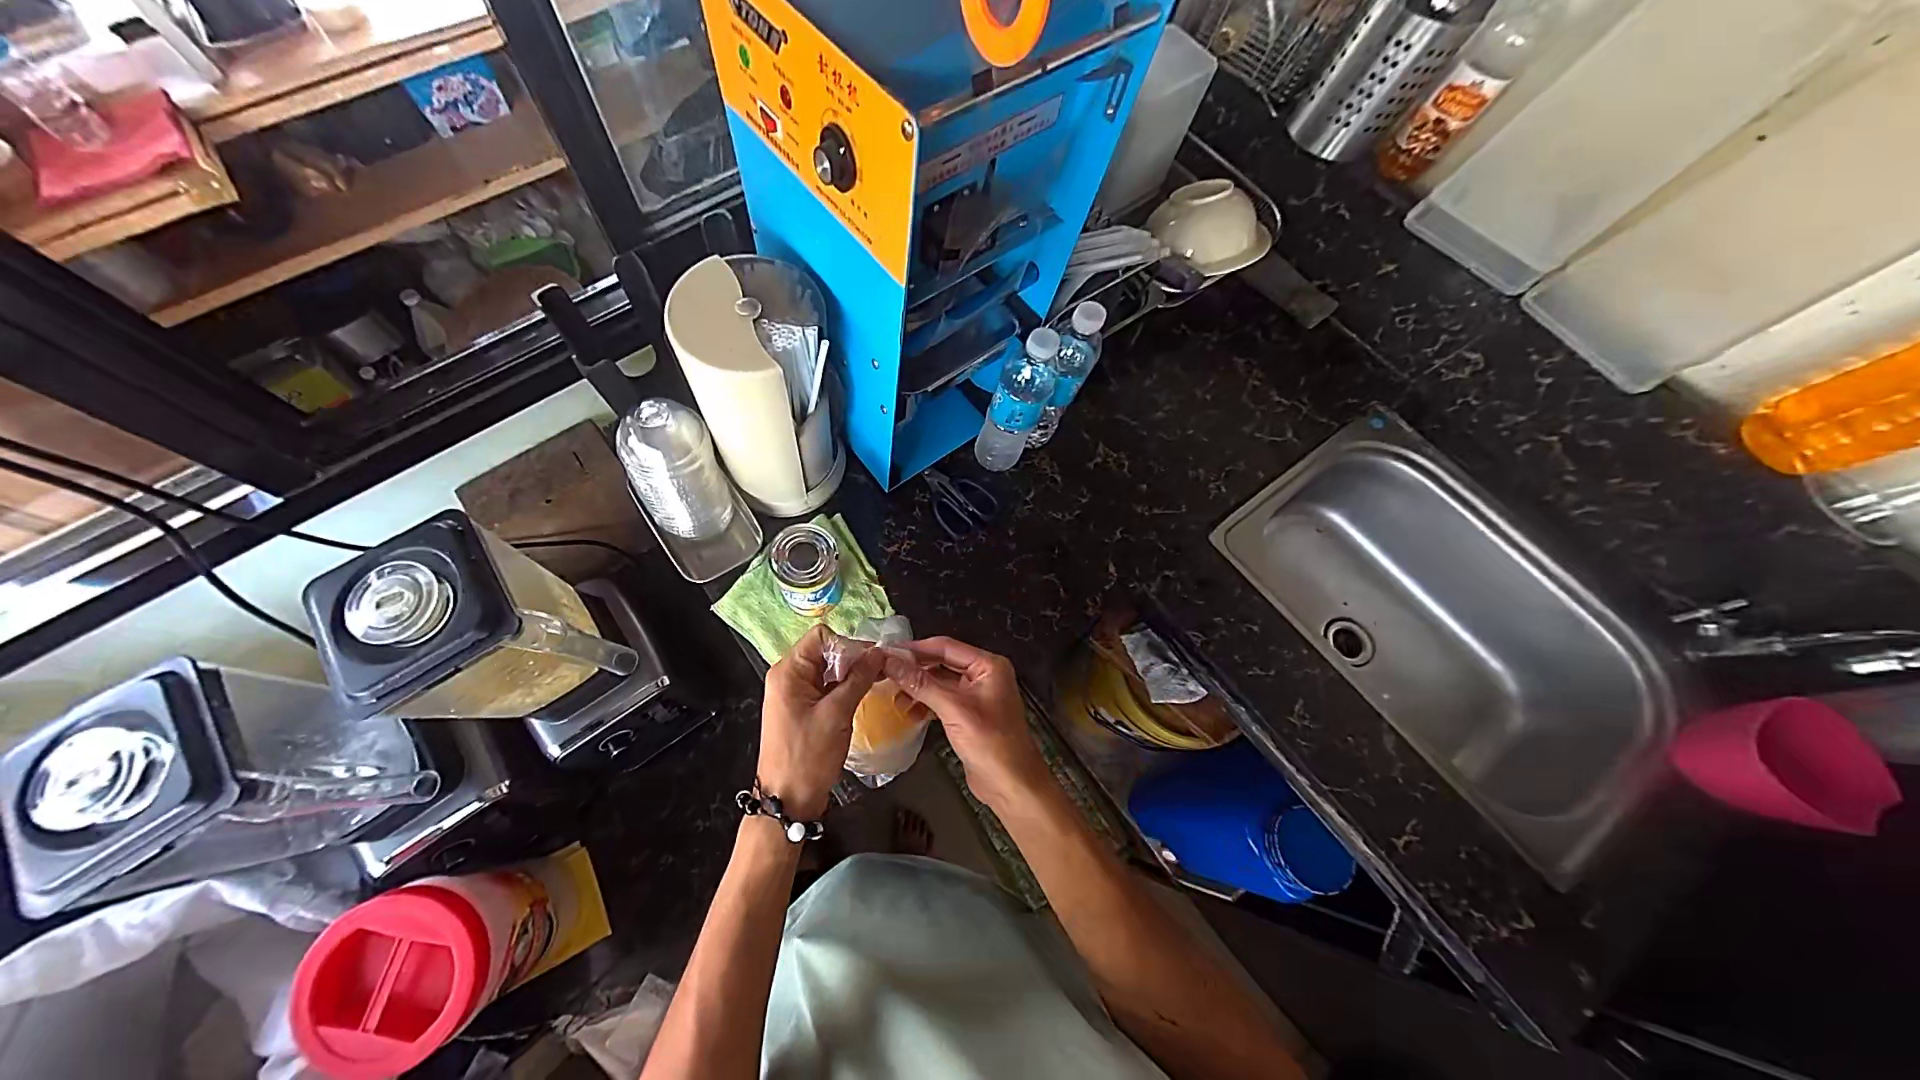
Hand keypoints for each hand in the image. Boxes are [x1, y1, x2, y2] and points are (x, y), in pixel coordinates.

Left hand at [758, 625, 883, 819]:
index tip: (873, 659)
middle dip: (853, 658)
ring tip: (877, 682)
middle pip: (825, 651)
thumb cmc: (808, 756)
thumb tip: (878, 653)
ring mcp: (794, 694)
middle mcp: (787, 677)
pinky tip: (862, 696)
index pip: (821, 636)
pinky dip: (844, 688)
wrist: (788, 799)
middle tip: (881, 670)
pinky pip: (825, 687)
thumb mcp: (837, 713)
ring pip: (827, 670)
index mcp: (788, 672)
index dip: (849, 643)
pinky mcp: (802, 709)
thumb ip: (858, 678)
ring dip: (851, 674)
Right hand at [883, 636, 1052, 812]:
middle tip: (885, 673)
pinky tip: (909, 713)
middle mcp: (984, 676)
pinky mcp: (969, 715)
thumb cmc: (992, 744)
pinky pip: (942, 701)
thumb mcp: (953, 709)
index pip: (946, 647)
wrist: (1011, 785)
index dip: (915, 649)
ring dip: (917, 689)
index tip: (888, 652)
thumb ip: (921, 684)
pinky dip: (926, 704)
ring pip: (940, 683)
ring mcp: (977, 696)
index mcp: (988, 666)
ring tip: (895, 698)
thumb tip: (892, 663)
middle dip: (914, 670)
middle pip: (942, 663)